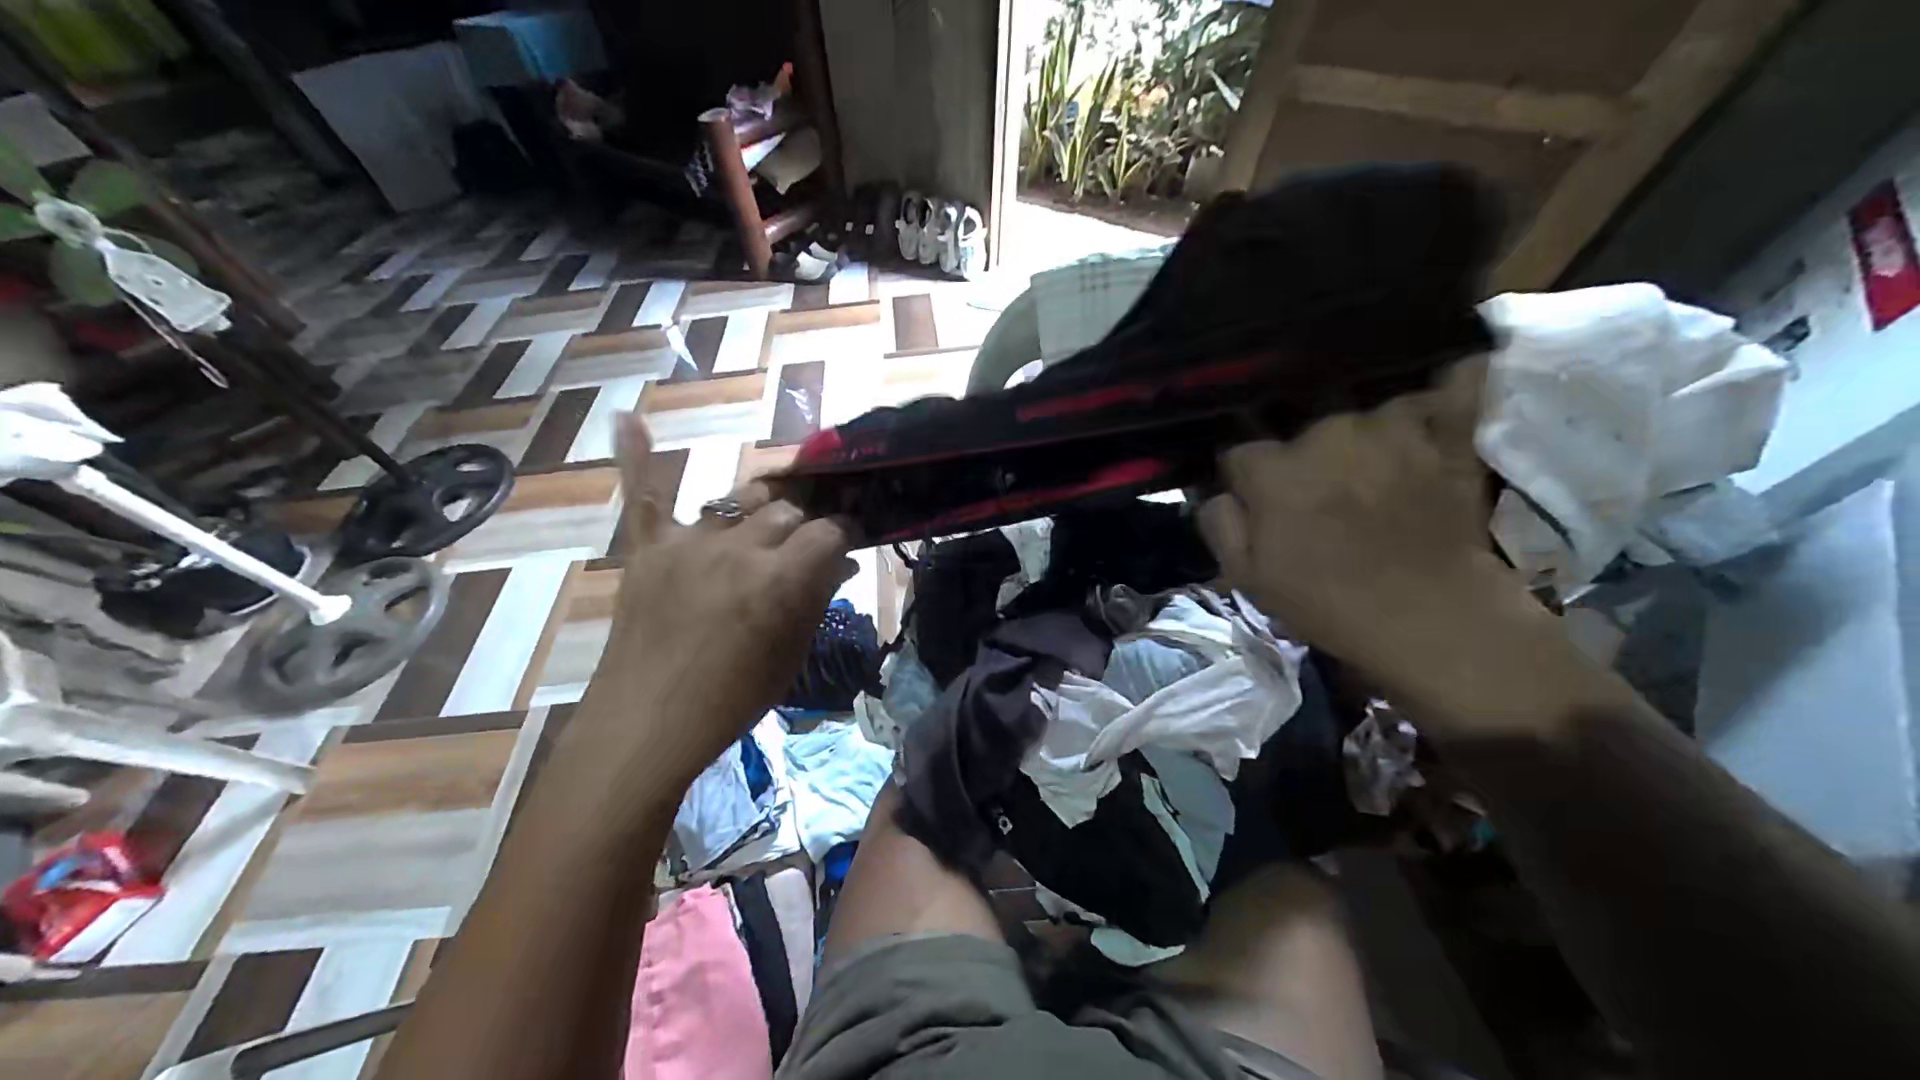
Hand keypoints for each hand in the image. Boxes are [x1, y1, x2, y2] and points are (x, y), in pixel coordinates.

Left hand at [572, 414, 854, 787]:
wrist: (649, 722)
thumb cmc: (733, 697)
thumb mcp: (791, 652)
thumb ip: (817, 597)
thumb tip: (842, 561)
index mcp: (779, 579)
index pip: (828, 530)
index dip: (846, 530)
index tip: (852, 536)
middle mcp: (737, 547)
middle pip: (786, 508)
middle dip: (804, 521)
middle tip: (807, 542)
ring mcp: (688, 543)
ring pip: (738, 499)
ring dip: (760, 507)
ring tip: (768, 522)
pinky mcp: (647, 548)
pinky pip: (643, 494)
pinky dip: (637, 457)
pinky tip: (629, 418)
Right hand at [1198, 361, 1521, 690]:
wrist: (1431, 616)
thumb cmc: (1326, 602)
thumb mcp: (1246, 577)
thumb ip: (1221, 524)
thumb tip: (1222, 494)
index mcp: (1272, 469)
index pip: (1241, 457)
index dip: (1249, 485)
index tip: (1261, 509)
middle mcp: (1325, 434)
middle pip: (1304, 437)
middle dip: (1307, 464)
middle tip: (1324, 503)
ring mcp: (1391, 429)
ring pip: (1365, 419)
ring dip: (1365, 442)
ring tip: (1377, 475)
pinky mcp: (1447, 438)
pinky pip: (1450, 393)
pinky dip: (1445, 394)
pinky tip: (1442, 396)